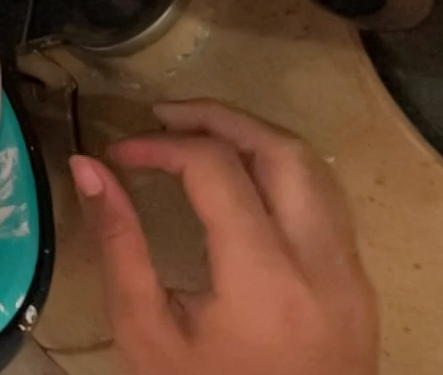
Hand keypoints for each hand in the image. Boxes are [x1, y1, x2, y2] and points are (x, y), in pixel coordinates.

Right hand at [69, 99, 378, 374]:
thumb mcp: (143, 326)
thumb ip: (117, 239)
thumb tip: (86, 164)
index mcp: (265, 279)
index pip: (217, 169)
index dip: (159, 144)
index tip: (117, 154)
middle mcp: (323, 267)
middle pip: (284, 152)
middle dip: (216, 117)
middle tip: (160, 115)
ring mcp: (351, 275)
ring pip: (314, 168)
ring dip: (249, 135)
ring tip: (192, 133)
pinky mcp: (356, 283)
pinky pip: (324, 197)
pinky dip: (274, 166)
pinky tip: (232, 175)